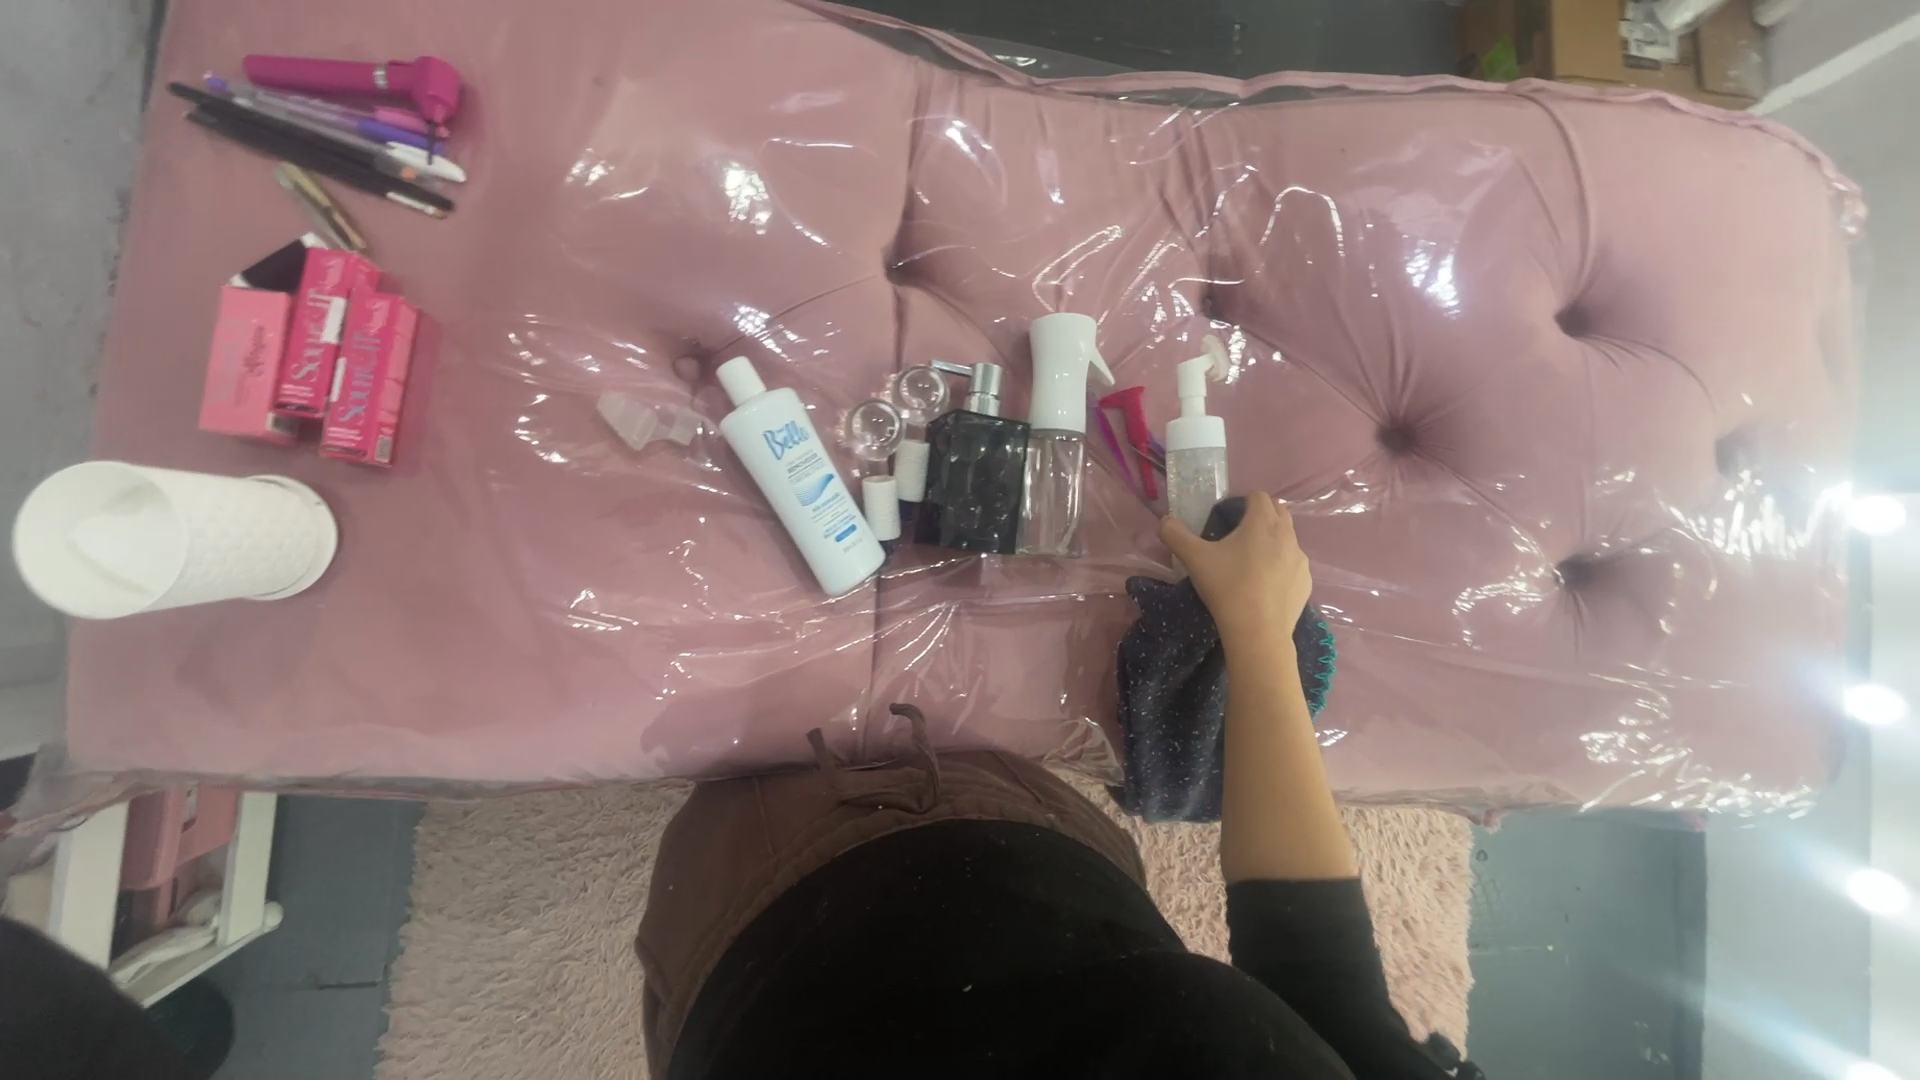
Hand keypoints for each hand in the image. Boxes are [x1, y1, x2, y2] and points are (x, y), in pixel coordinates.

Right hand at [1159, 493, 1311, 648]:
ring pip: (1287, 539)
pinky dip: (1281, 568)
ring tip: (1250, 564)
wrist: (1258, 631)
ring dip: (1272, 542)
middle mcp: (1287, 535)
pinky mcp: (1305, 582)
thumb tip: (1165, 522)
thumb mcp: (1193, 559)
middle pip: (1278, 512)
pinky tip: (1264, 586)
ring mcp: (1300, 559)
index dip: (1243, 501)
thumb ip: (1175, 534)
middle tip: (1237, 536)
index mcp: (1262, 522)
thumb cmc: (1227, 587)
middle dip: (1260, 517)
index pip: (1259, 495)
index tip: (1228, 517)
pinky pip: (1293, 565)